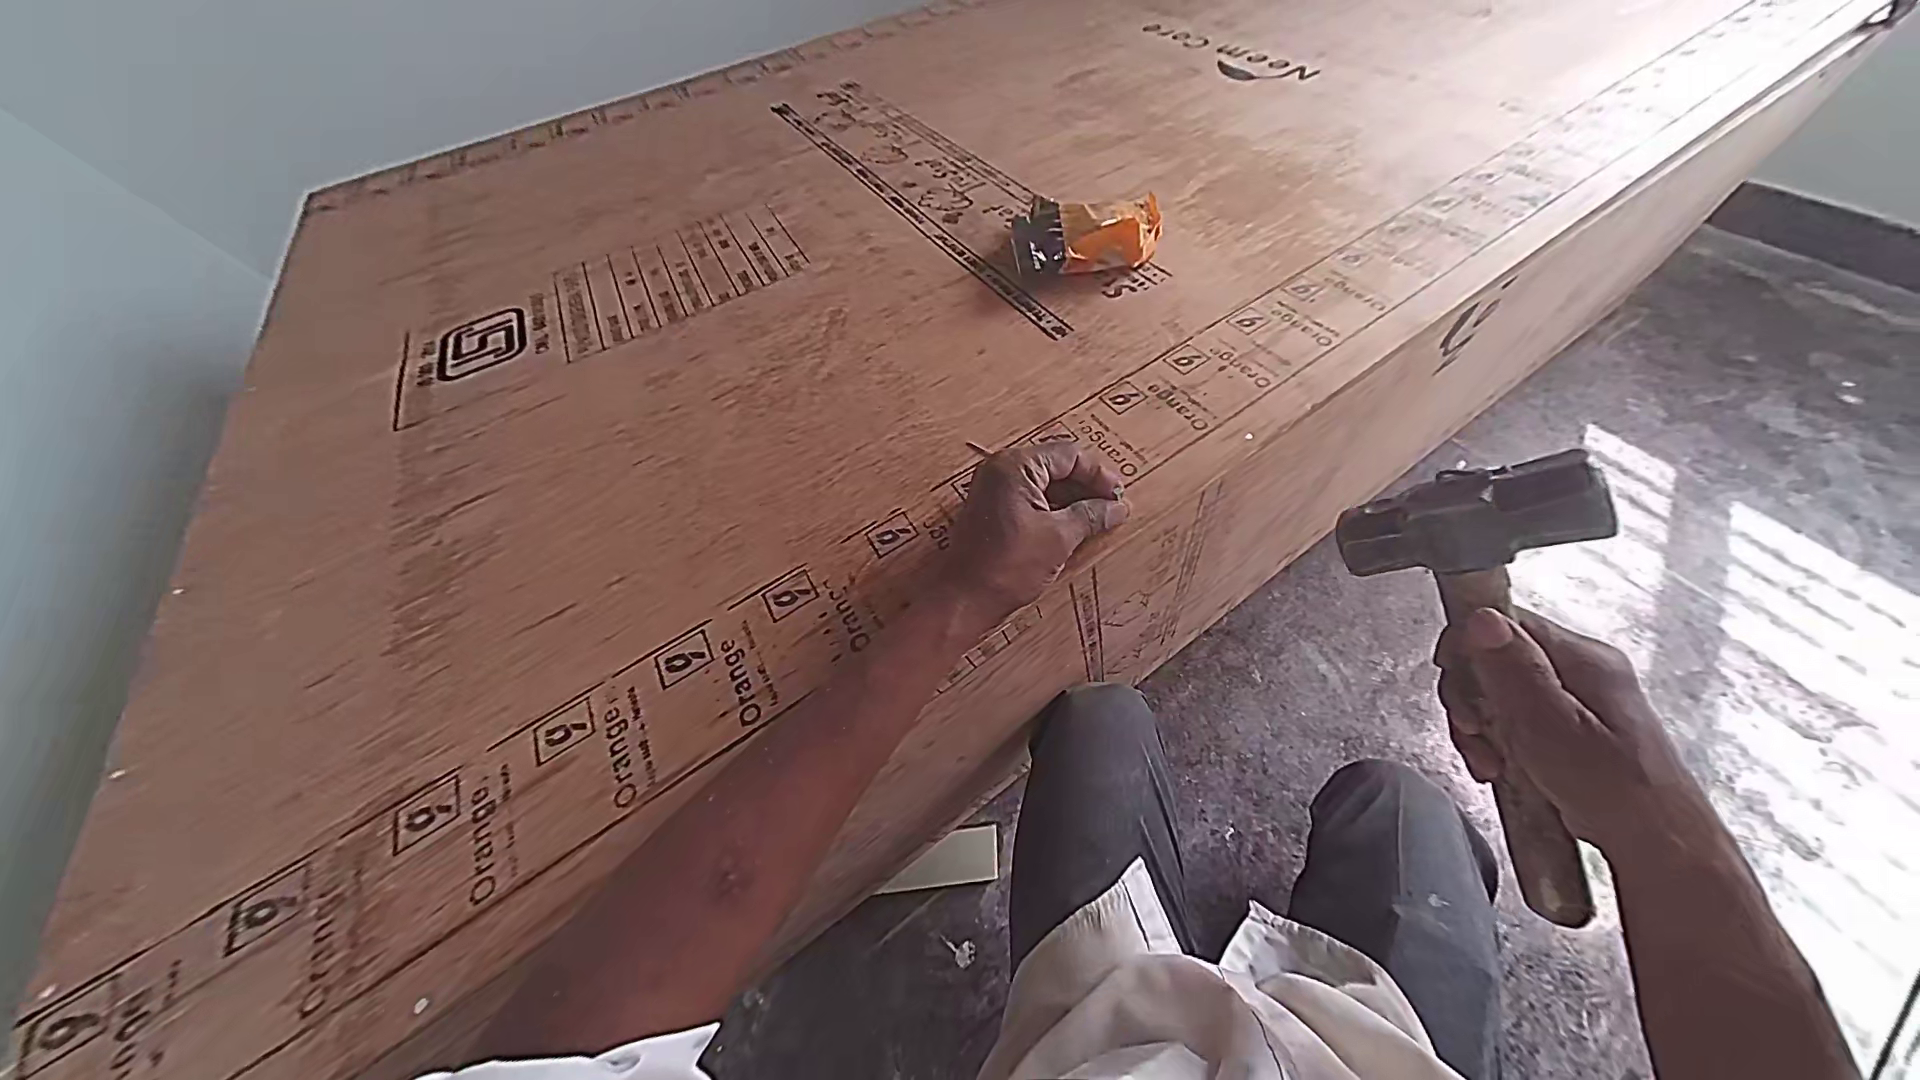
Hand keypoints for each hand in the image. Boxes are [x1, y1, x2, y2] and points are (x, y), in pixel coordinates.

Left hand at [941, 442, 1128, 620]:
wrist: (965, 599)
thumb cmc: (1004, 568)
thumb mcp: (1059, 537)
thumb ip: (1091, 515)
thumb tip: (1117, 507)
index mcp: (1015, 467)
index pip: (1069, 454)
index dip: (1099, 474)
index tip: (1117, 495)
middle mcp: (1000, 470)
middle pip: (1056, 464)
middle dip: (1086, 485)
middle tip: (1112, 506)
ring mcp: (993, 489)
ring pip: (1044, 482)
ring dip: (1072, 497)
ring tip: (1097, 519)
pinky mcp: (992, 509)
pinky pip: (1030, 497)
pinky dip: (1053, 508)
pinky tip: (1073, 526)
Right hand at [1437, 607, 1713, 853]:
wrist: (1659, 852)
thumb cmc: (1612, 791)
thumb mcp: (1552, 725)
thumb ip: (1514, 669)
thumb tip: (1480, 617)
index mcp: (1582, 658)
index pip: (1501, 623)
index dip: (1465, 649)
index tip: (1455, 686)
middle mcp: (1578, 669)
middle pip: (1489, 657)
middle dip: (1467, 696)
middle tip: (1473, 730)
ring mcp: (1571, 699)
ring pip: (1490, 690)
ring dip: (1475, 725)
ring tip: (1487, 759)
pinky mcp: (1561, 726)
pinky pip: (1504, 716)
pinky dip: (1490, 740)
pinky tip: (1496, 765)